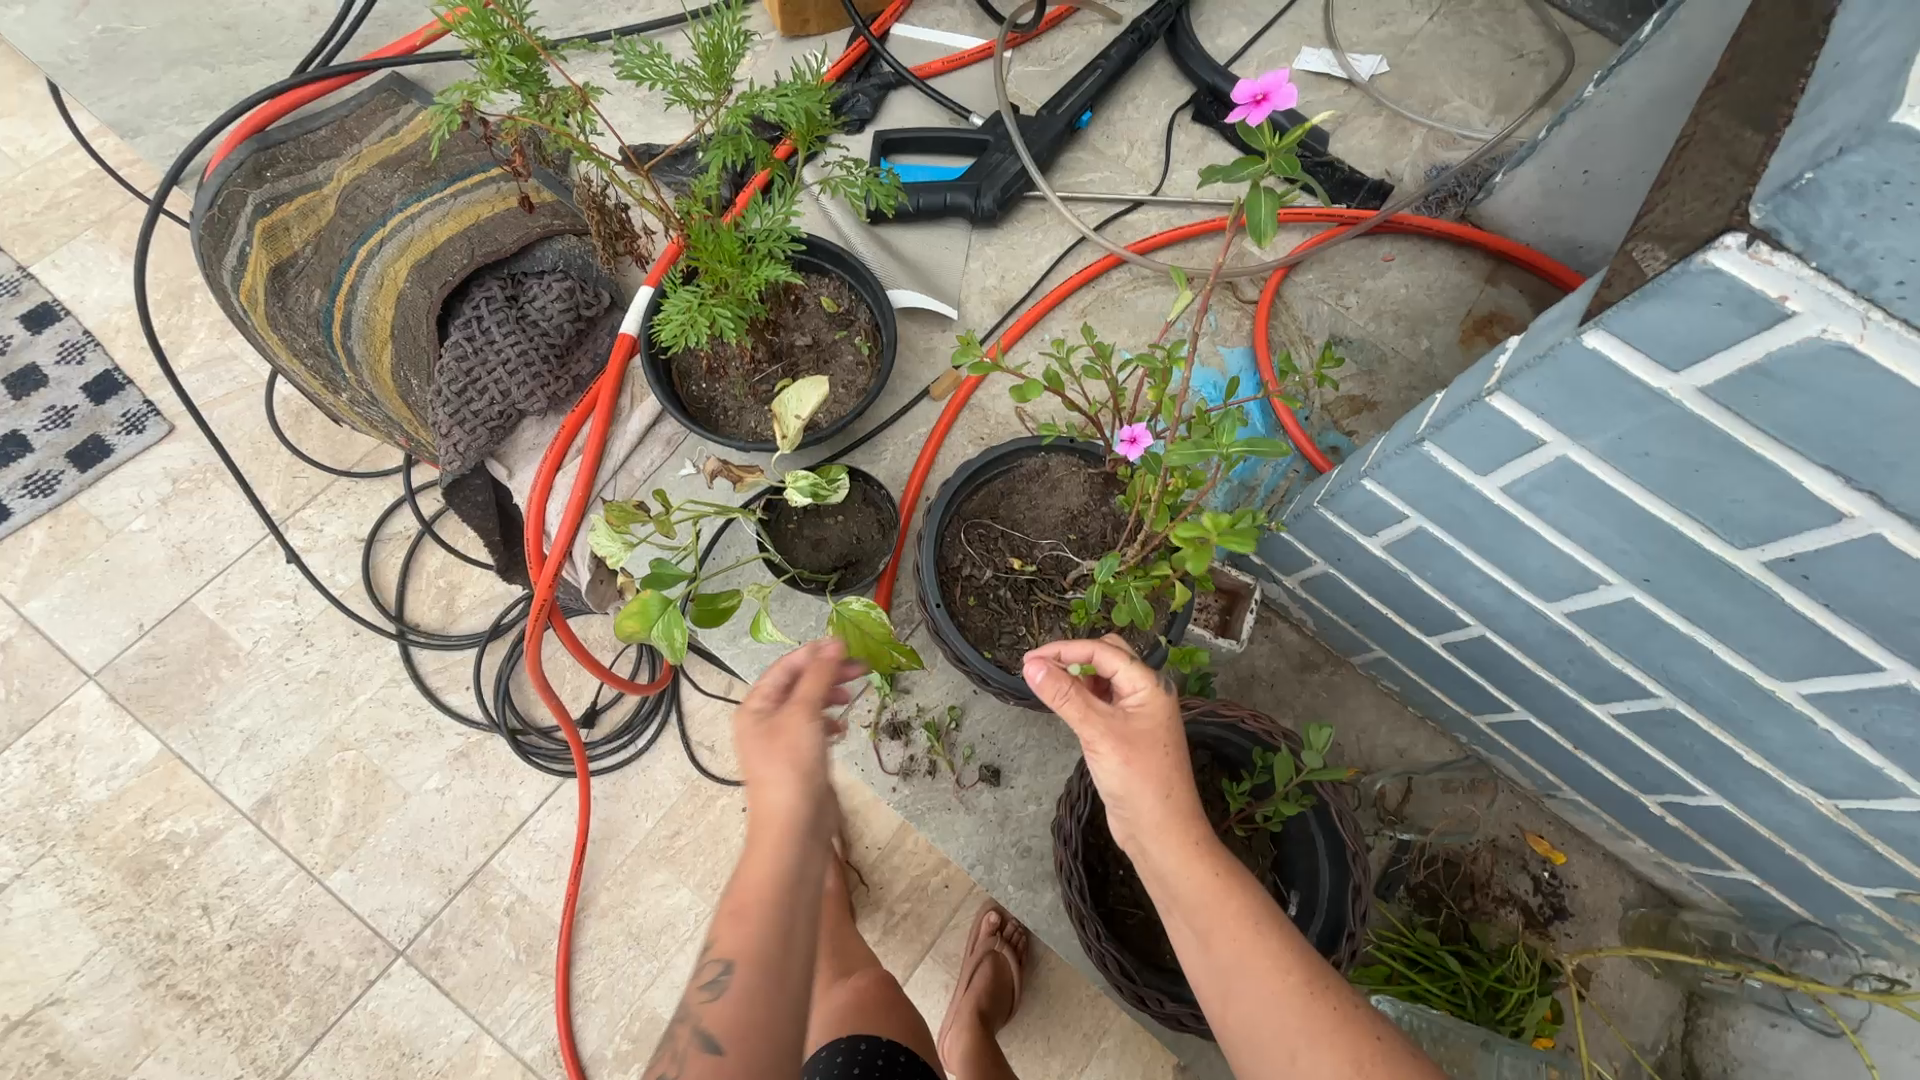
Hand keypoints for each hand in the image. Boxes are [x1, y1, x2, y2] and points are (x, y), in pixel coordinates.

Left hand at [732, 638, 865, 831]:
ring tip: (851, 697)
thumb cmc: (792, 766)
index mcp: (755, 705)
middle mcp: (763, 720)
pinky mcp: (798, 759)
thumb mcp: (804, 713)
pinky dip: (829, 722)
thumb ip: (819, 676)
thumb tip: (834, 642)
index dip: (815, 653)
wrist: (793, 828)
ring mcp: (780, 741)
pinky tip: (842, 729)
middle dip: (828, 674)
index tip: (847, 645)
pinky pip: (814, 728)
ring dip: (830, 696)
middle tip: (861, 667)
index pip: (786, 667)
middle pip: (798, 684)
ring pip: (808, 705)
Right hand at [1022, 636, 1207, 854]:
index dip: (1065, 650)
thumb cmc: (1136, 779)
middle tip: (1039, 669)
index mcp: (1148, 685)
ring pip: (1103, 680)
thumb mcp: (1097, 732)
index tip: (1030, 660)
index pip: (1102, 651)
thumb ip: (1064, 696)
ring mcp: (1137, 713)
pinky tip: (1064, 706)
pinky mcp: (1127, 733)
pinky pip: (1102, 702)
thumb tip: (1032, 666)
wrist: (1161, 832)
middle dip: (1072, 658)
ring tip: (1046, 686)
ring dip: (1076, 678)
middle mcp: (1145, 693)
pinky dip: (1081, 698)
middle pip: (1106, 658)